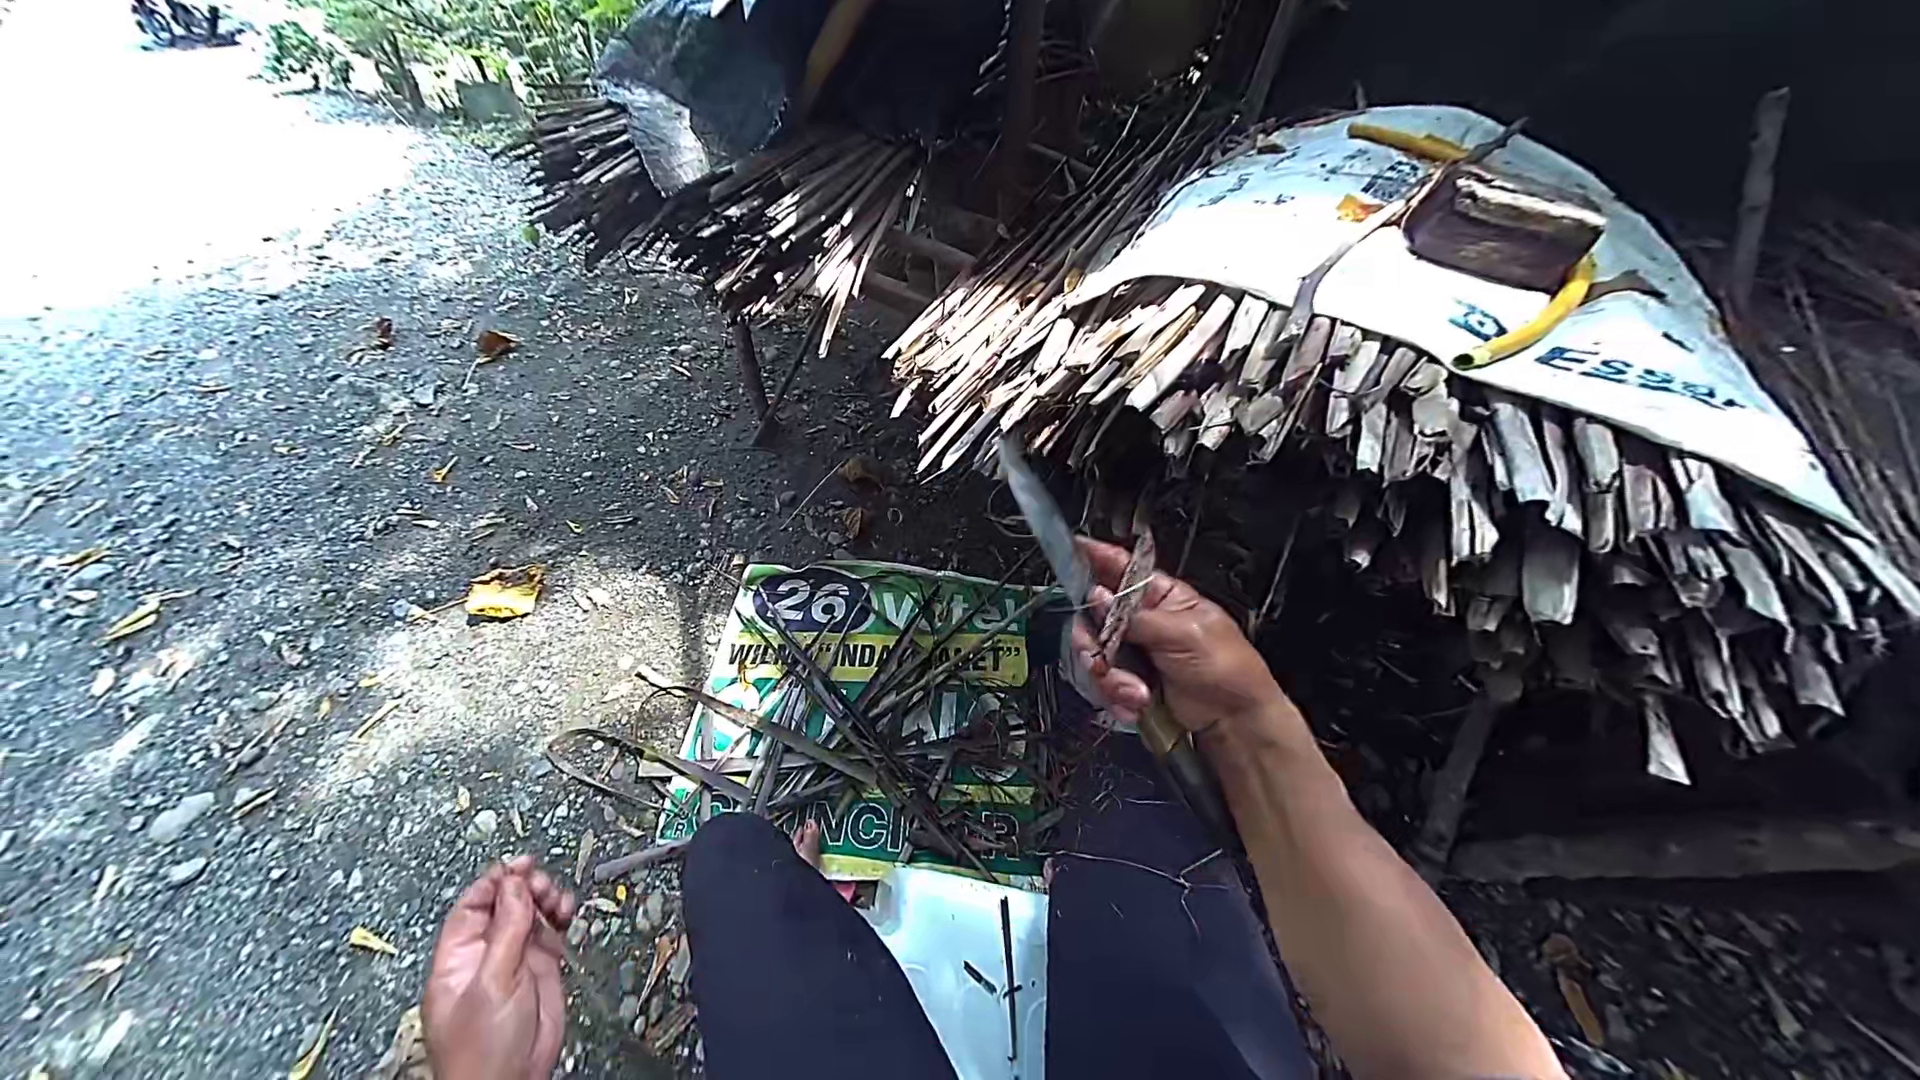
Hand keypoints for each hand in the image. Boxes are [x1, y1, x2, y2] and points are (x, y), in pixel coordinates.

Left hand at [424, 856, 575, 1079]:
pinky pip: (552, 926)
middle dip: (526, 887)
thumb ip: (506, 930)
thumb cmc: (483, 1048)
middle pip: (506, 903)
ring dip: (547, 897)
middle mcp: (487, 953)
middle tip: (543, 885)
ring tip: (558, 901)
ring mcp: (515, 957)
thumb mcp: (492, 982)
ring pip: (532, 910)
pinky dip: (562, 913)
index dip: (495, 881)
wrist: (514, 1079)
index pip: (473, 905)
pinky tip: (567, 912)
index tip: (520, 864)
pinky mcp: (541, 963)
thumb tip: (513, 884)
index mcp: (459, 958)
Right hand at [1073, 537, 1297, 739]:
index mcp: (1160, 595)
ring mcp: (1131, 651)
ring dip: (1109, 678)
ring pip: (1093, 654)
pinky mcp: (1126, 680)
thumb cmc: (1228, 668)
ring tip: (1136, 692)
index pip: (1120, 567)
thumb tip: (1098, 596)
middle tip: (1100, 659)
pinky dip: (1115, 698)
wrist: (1234, 721)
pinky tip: (1136, 705)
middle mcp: (1139, 620)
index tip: (1072, 552)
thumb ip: (1138, 617)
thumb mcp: (1187, 633)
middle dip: (1092, 642)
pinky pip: (1101, 684)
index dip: (1094, 557)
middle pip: (1091, 616)